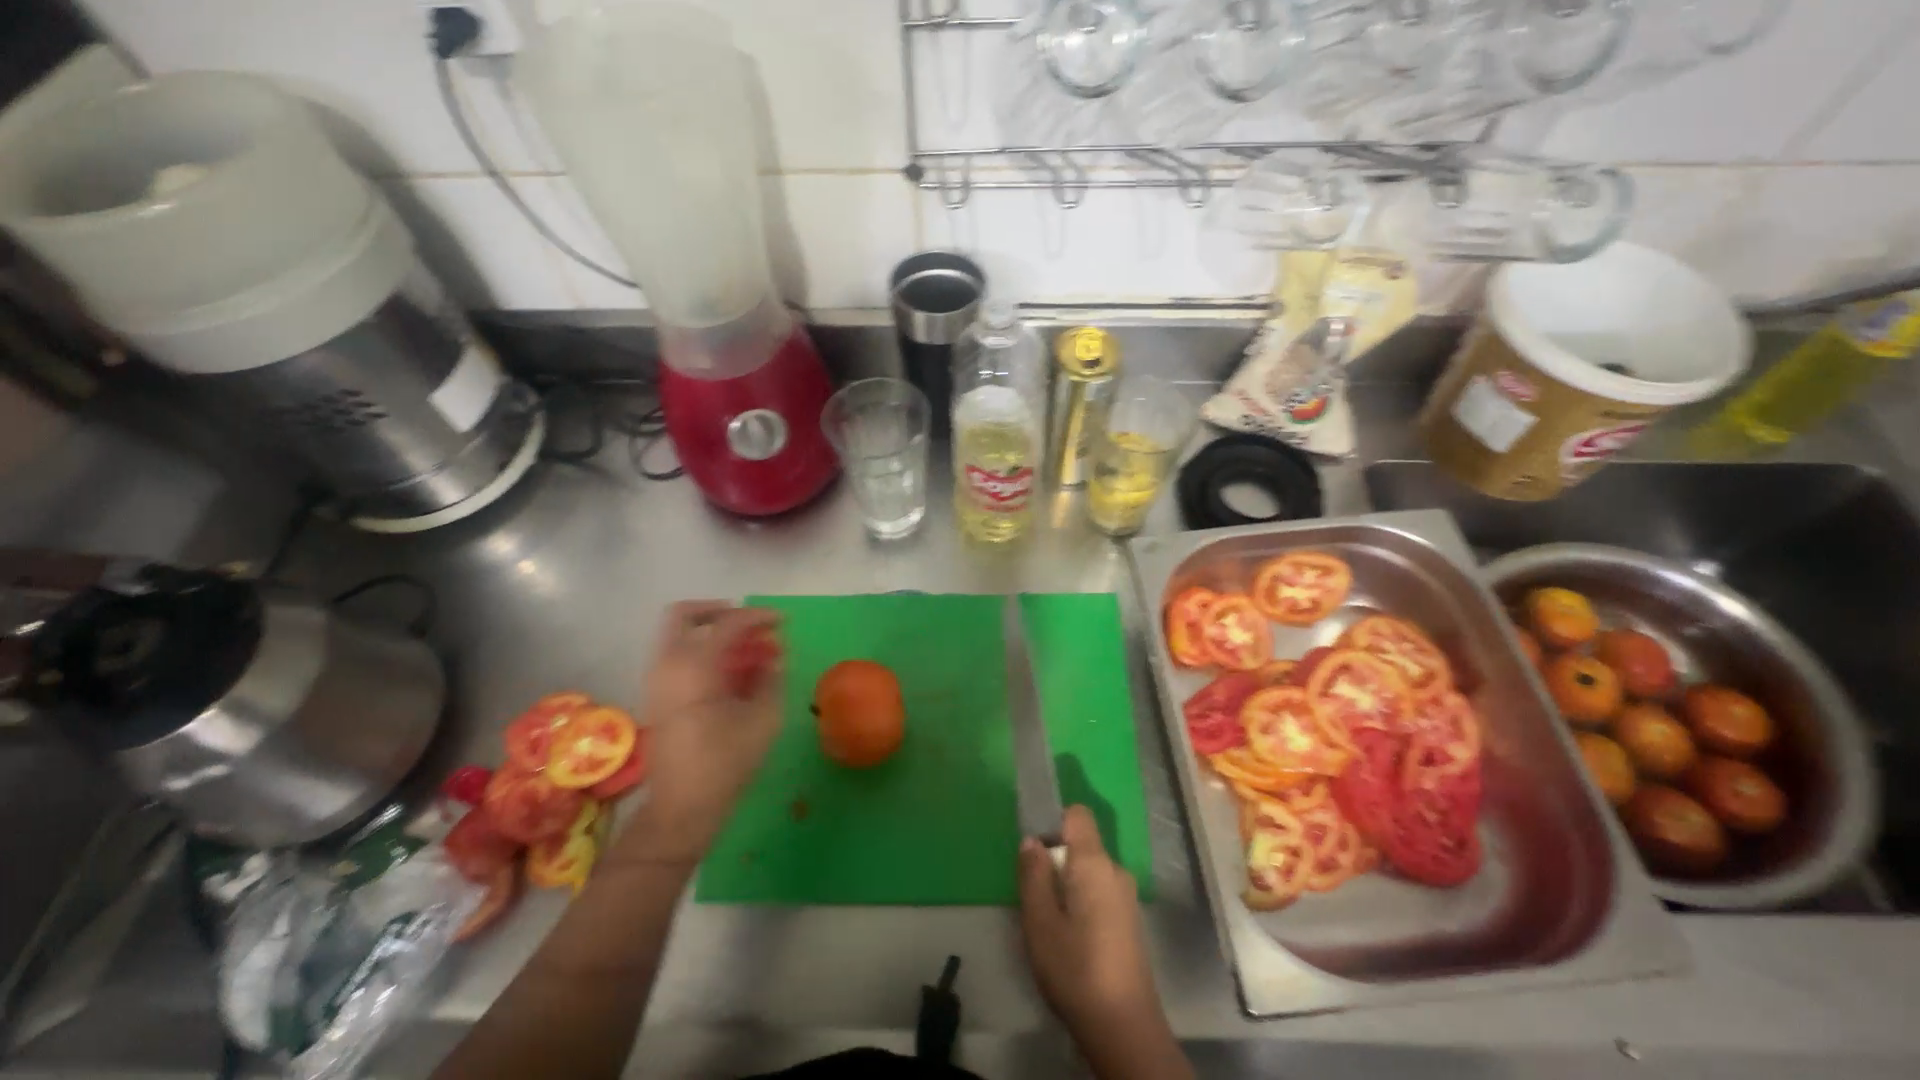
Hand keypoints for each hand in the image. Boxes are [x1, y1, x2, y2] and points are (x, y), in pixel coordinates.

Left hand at [618, 601, 783, 863]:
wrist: (681, 807)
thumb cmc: (726, 762)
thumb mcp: (764, 719)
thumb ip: (772, 678)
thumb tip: (775, 655)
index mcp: (694, 664)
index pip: (727, 622)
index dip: (758, 617)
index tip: (782, 622)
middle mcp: (667, 663)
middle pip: (685, 615)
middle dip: (719, 611)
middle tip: (749, 625)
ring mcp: (656, 680)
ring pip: (678, 636)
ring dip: (710, 634)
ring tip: (746, 651)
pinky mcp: (655, 697)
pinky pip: (675, 657)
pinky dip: (700, 652)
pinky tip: (730, 673)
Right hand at [1017, 805, 1163, 1037]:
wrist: (1123, 1024)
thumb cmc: (1075, 968)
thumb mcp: (1039, 921)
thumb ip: (1033, 875)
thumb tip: (1032, 840)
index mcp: (1094, 863)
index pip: (1078, 815)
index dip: (1054, 821)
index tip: (1034, 850)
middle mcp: (1116, 871)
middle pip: (1082, 845)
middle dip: (1055, 860)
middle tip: (1033, 897)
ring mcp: (1127, 896)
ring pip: (1089, 872)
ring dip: (1066, 885)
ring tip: (1048, 922)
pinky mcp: (1129, 920)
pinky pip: (1099, 892)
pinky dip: (1081, 902)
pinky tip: (1070, 937)